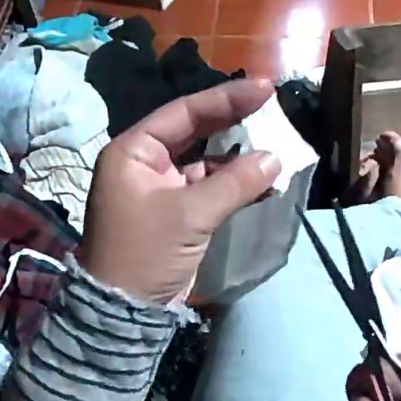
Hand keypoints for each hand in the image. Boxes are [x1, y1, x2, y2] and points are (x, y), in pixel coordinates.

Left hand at [80, 78, 281, 305]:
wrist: (124, 312)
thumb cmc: (145, 254)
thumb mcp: (190, 215)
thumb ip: (234, 184)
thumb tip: (275, 159)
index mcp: (134, 153)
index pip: (184, 113)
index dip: (225, 99)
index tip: (265, 88)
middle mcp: (146, 164)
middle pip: (196, 133)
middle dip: (234, 123)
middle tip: (272, 107)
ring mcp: (162, 190)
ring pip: (206, 163)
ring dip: (240, 159)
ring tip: (277, 150)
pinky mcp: (177, 214)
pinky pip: (210, 190)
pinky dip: (235, 186)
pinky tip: (265, 183)